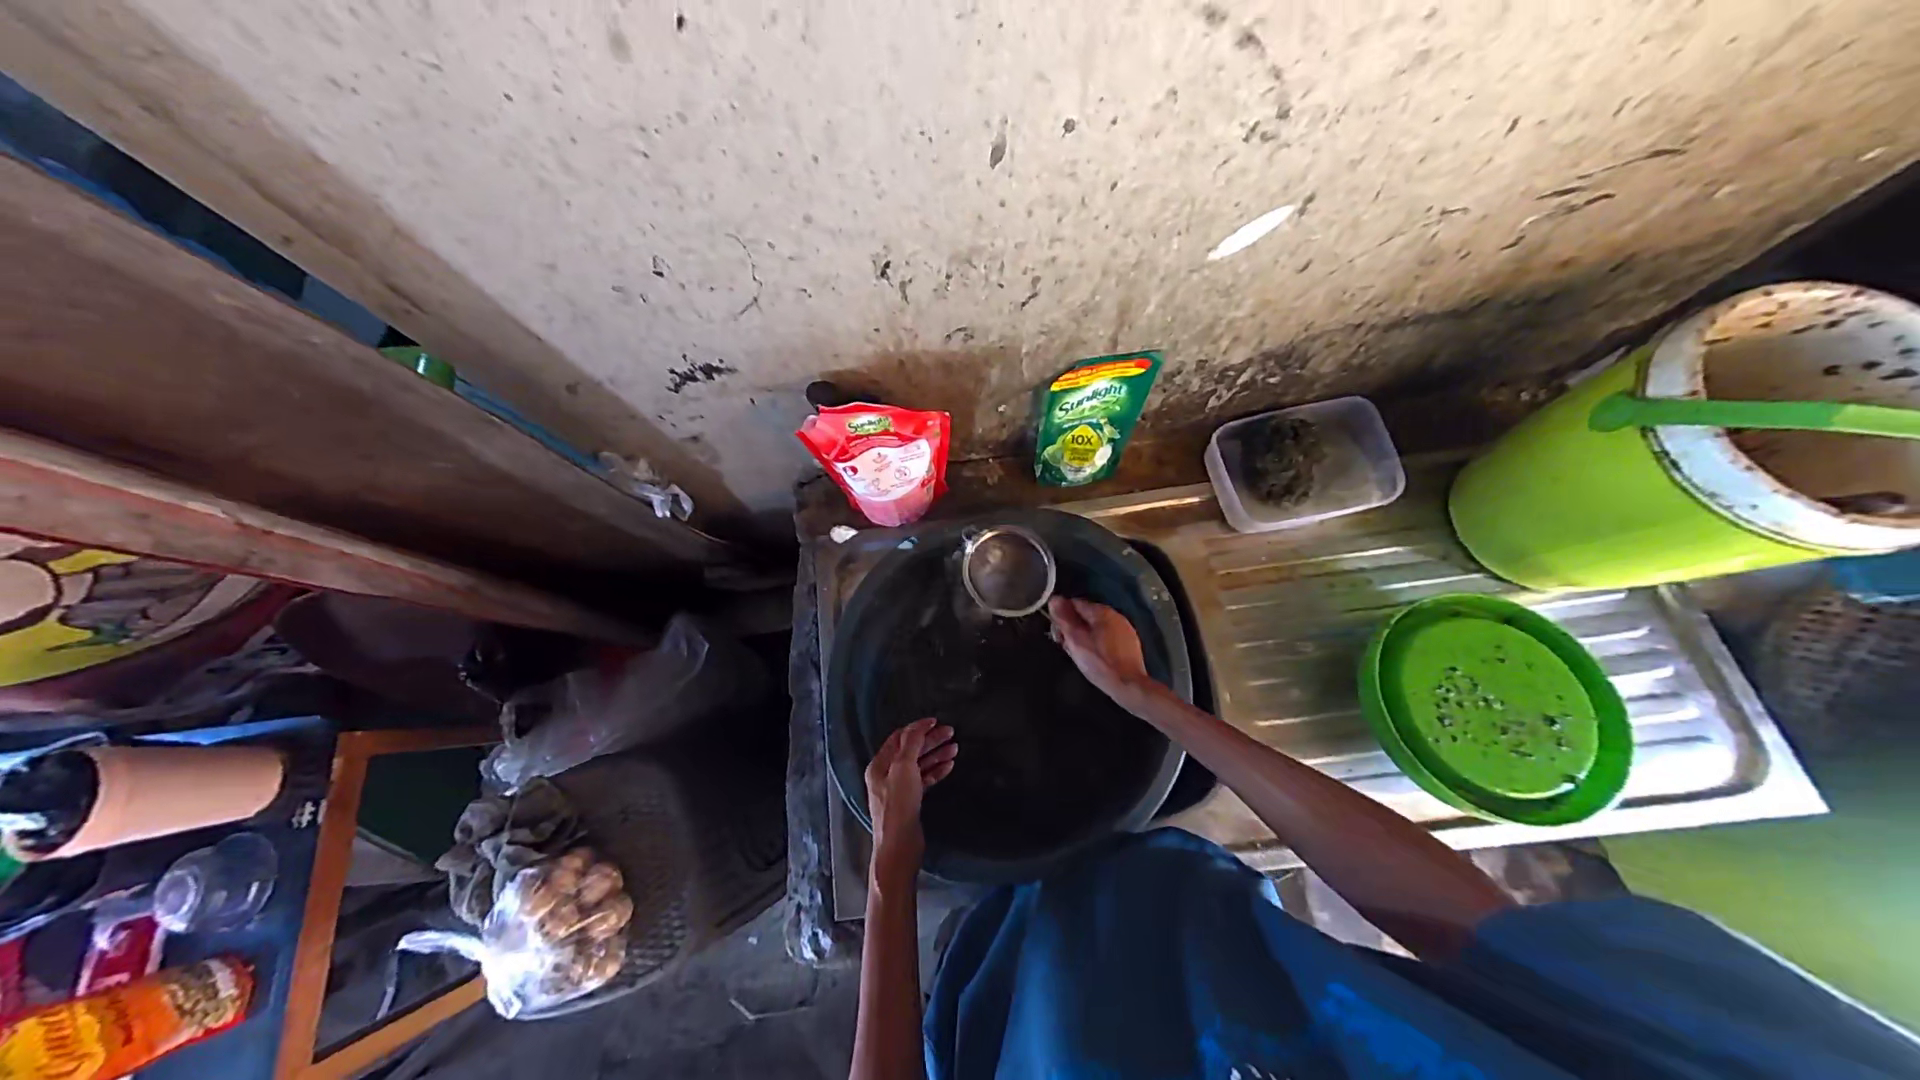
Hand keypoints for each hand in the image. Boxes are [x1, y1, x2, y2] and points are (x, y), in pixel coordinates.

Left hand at [864, 717, 956, 884]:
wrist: (900, 845)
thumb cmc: (898, 805)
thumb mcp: (903, 768)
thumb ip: (910, 744)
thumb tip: (918, 726)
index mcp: (879, 764)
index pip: (899, 738)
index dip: (917, 727)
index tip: (936, 721)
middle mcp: (886, 774)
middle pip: (911, 750)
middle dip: (930, 740)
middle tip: (950, 733)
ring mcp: (898, 789)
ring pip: (919, 764)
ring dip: (936, 754)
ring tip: (955, 748)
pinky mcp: (910, 801)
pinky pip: (924, 779)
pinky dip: (936, 770)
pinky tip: (949, 765)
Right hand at [1048, 596, 1159, 705]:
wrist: (1128, 685)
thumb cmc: (1099, 662)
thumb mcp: (1075, 640)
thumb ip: (1063, 619)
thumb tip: (1054, 599)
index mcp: (1102, 611)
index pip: (1075, 603)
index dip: (1061, 617)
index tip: (1057, 634)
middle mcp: (1115, 615)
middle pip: (1086, 615)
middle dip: (1073, 628)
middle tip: (1066, 646)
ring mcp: (1125, 629)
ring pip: (1096, 627)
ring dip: (1084, 636)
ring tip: (1079, 654)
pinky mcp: (1130, 643)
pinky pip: (1107, 637)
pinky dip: (1097, 643)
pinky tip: (1095, 657)